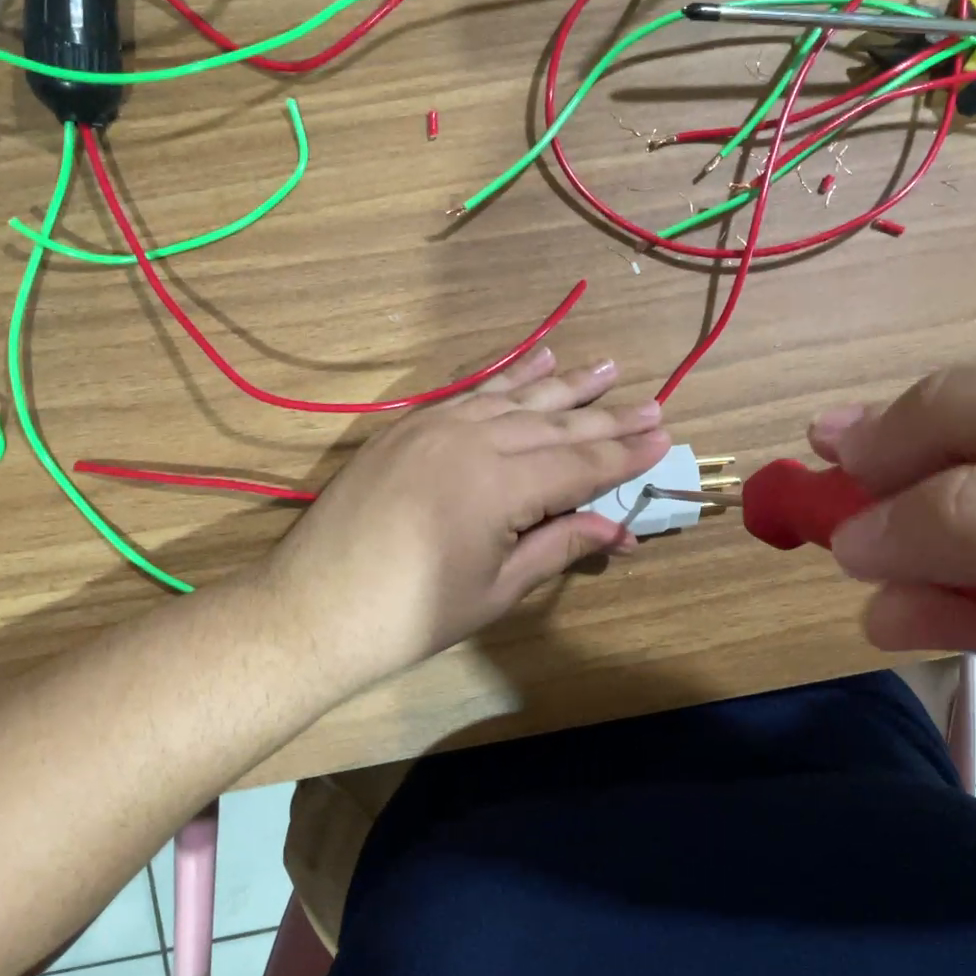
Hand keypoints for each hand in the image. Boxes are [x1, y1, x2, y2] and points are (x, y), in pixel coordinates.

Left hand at [260, 348, 668, 687]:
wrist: (311, 608)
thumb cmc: (411, 616)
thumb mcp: (496, 588)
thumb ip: (558, 545)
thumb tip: (619, 527)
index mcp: (501, 485)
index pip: (580, 464)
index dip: (624, 455)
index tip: (664, 439)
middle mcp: (474, 440)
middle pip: (555, 425)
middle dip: (608, 417)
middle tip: (654, 403)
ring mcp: (436, 425)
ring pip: (515, 396)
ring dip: (564, 383)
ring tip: (606, 367)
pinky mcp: (409, 425)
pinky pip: (470, 391)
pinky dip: (507, 375)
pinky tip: (536, 359)